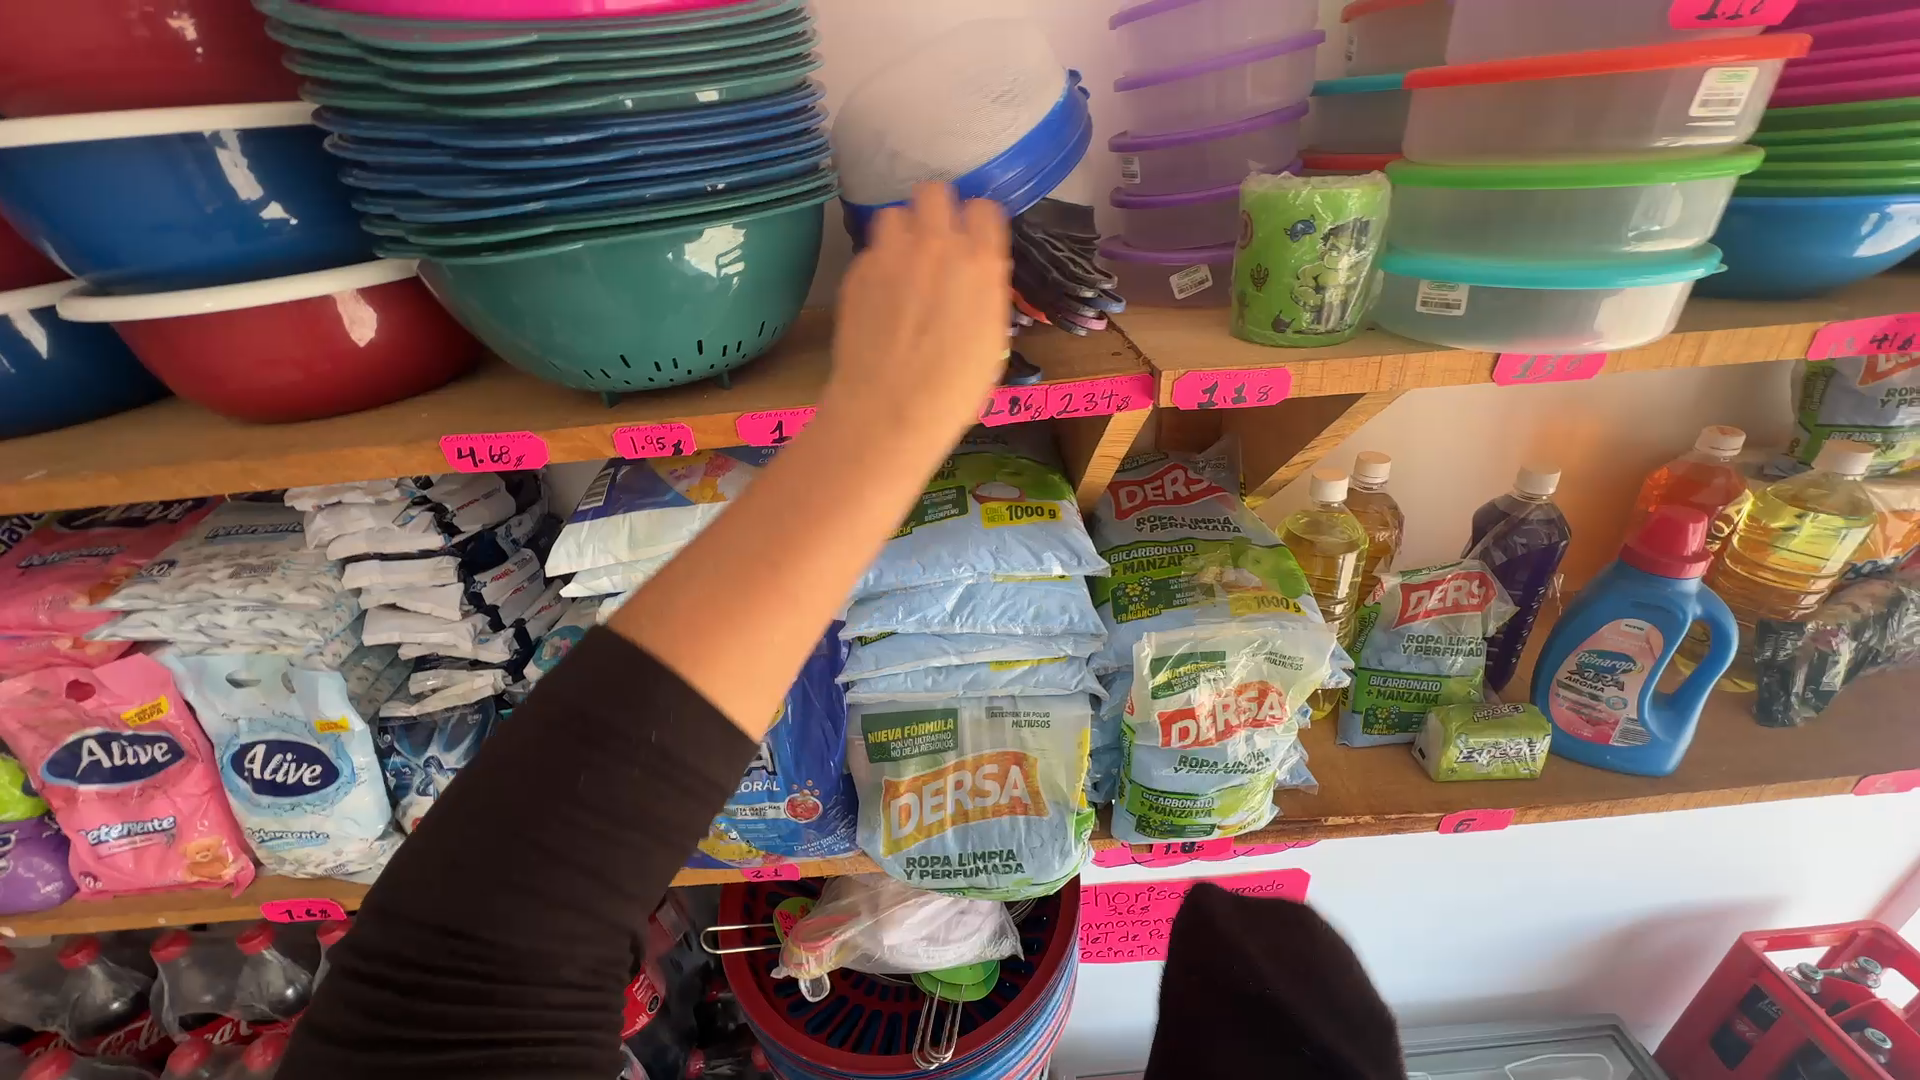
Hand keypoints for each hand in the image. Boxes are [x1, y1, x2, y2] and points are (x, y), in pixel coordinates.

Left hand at [821, 183, 1011, 452]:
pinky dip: (877, 266)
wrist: (891, 409)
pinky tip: (879, 298)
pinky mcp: (857, 271)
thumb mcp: (991, 342)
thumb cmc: (953, 391)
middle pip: (935, 192)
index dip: (977, 223)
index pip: (984, 209)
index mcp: (981, 263)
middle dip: (936, 212)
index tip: (972, 239)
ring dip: (902, 233)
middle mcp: (937, 245)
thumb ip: (985, 293)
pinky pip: (870, 252)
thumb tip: (976, 279)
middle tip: (934, 243)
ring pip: (895, 214)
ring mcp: (892, 254)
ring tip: (901, 266)